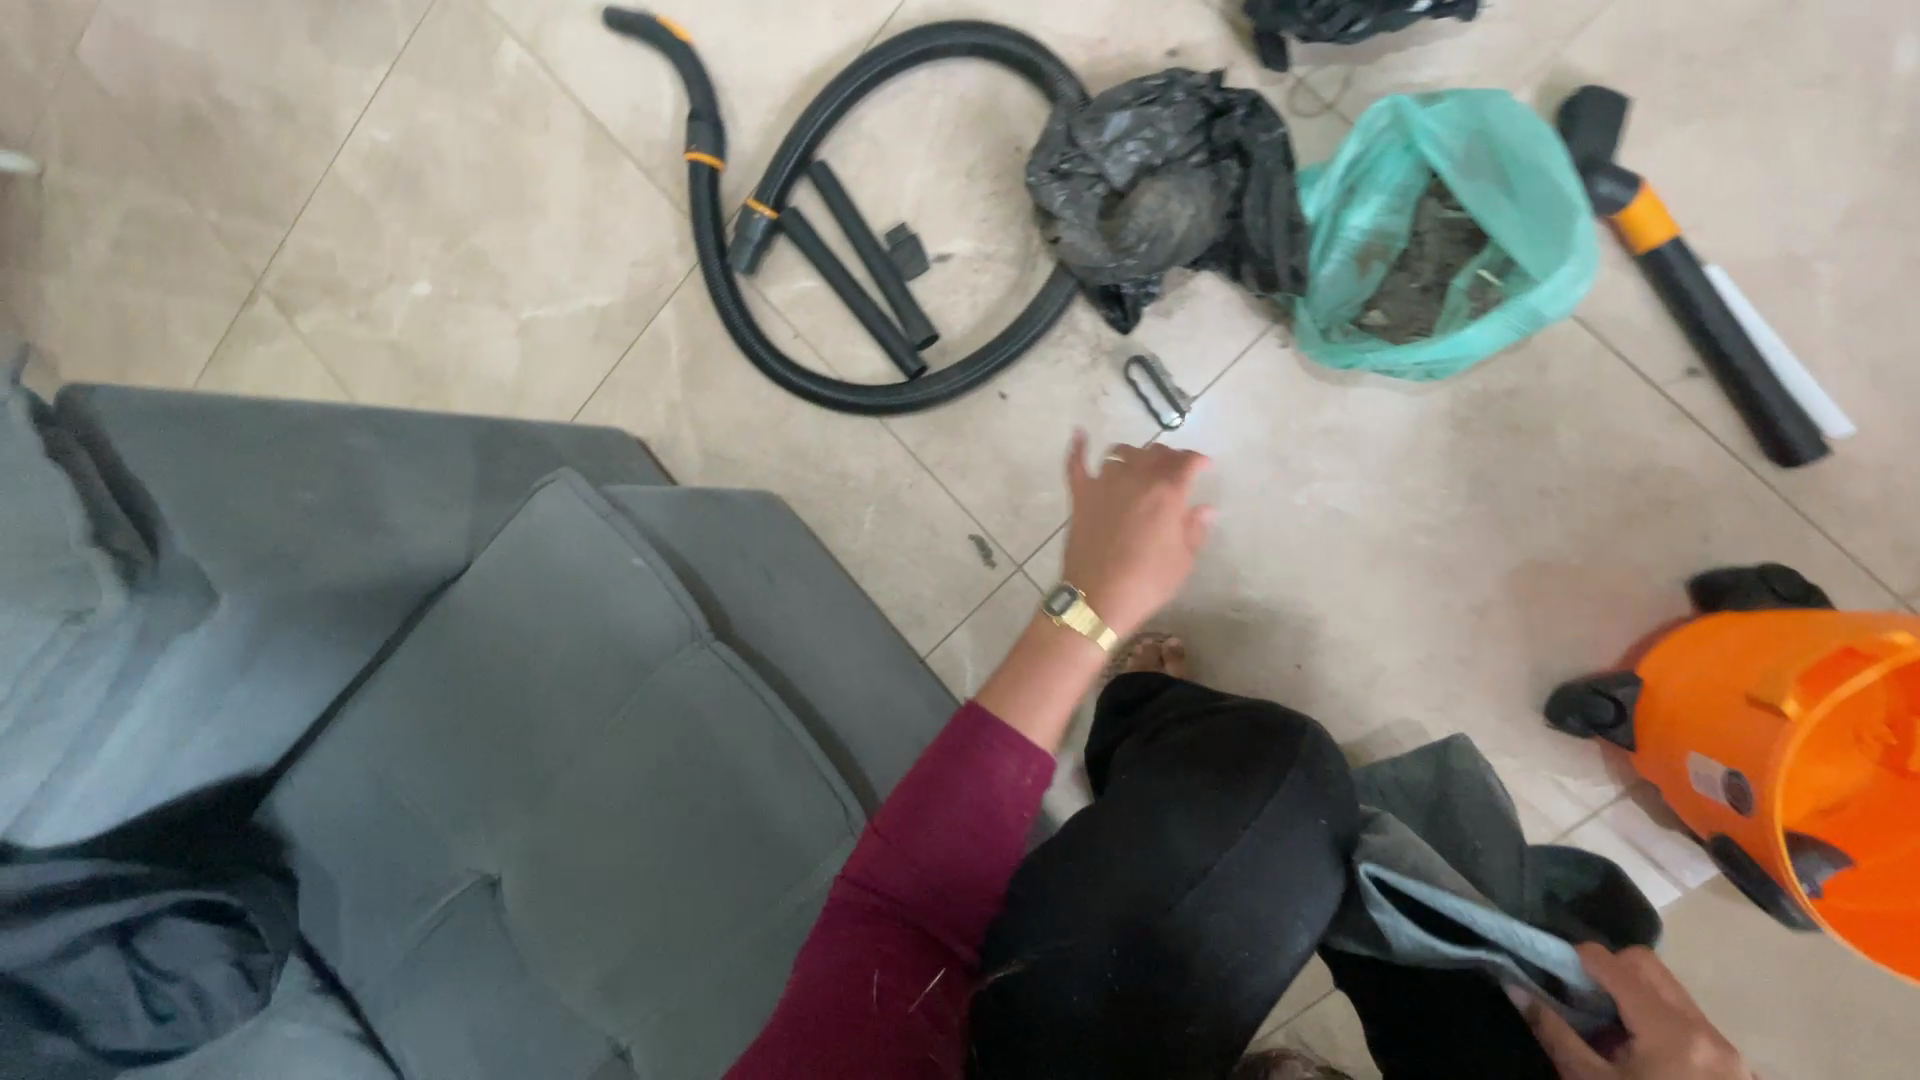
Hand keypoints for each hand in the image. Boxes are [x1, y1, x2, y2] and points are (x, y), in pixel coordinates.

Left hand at [1060, 433, 1213, 639]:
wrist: (1099, 598)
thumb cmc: (1147, 582)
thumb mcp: (1183, 560)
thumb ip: (1194, 528)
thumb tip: (1206, 509)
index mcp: (1167, 493)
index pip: (1187, 462)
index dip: (1198, 460)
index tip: (1204, 465)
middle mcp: (1136, 480)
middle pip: (1154, 454)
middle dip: (1168, 456)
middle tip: (1173, 467)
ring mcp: (1104, 484)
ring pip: (1120, 455)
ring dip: (1133, 455)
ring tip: (1138, 462)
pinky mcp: (1080, 496)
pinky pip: (1076, 464)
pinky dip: (1078, 447)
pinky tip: (1080, 433)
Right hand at [1522, 945, 1751, 1079]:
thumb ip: (1552, 1029)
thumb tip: (1513, 987)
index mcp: (1670, 1030)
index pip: (1614, 963)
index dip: (1575, 957)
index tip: (1553, 971)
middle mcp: (1706, 1031)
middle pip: (1647, 965)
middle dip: (1607, 969)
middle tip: (1581, 996)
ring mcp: (1729, 1052)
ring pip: (1671, 991)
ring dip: (1634, 994)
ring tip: (1611, 1031)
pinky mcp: (1737, 1070)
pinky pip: (1690, 1021)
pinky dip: (1658, 1020)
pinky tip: (1643, 1056)